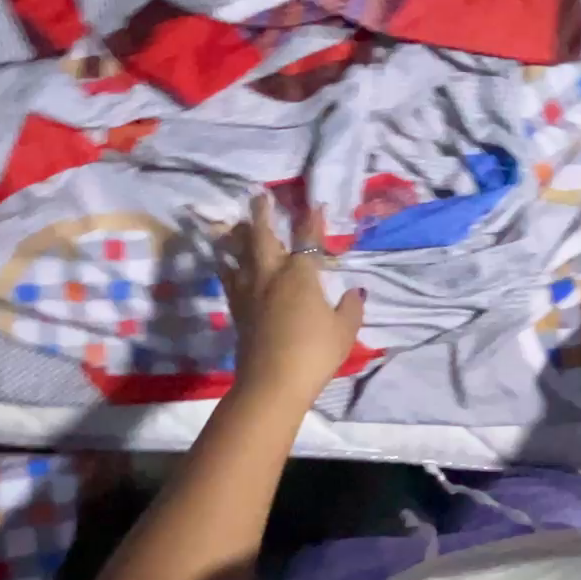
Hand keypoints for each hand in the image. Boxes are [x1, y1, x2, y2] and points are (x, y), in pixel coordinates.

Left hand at [219, 193, 365, 408]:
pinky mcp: (237, 309)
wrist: (272, 382)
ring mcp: (249, 291)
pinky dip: (226, 265)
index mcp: (300, 274)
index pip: (308, 238)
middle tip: (259, 197)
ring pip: (239, 254)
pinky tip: (224, 262)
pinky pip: (229, 278)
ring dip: (238, 236)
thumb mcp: (344, 331)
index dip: (312, 220)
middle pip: (263, 236)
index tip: (315, 204)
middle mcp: (271, 274)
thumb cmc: (314, 354)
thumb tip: (356, 291)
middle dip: (262, 214)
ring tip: (235, 225)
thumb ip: (350, 308)